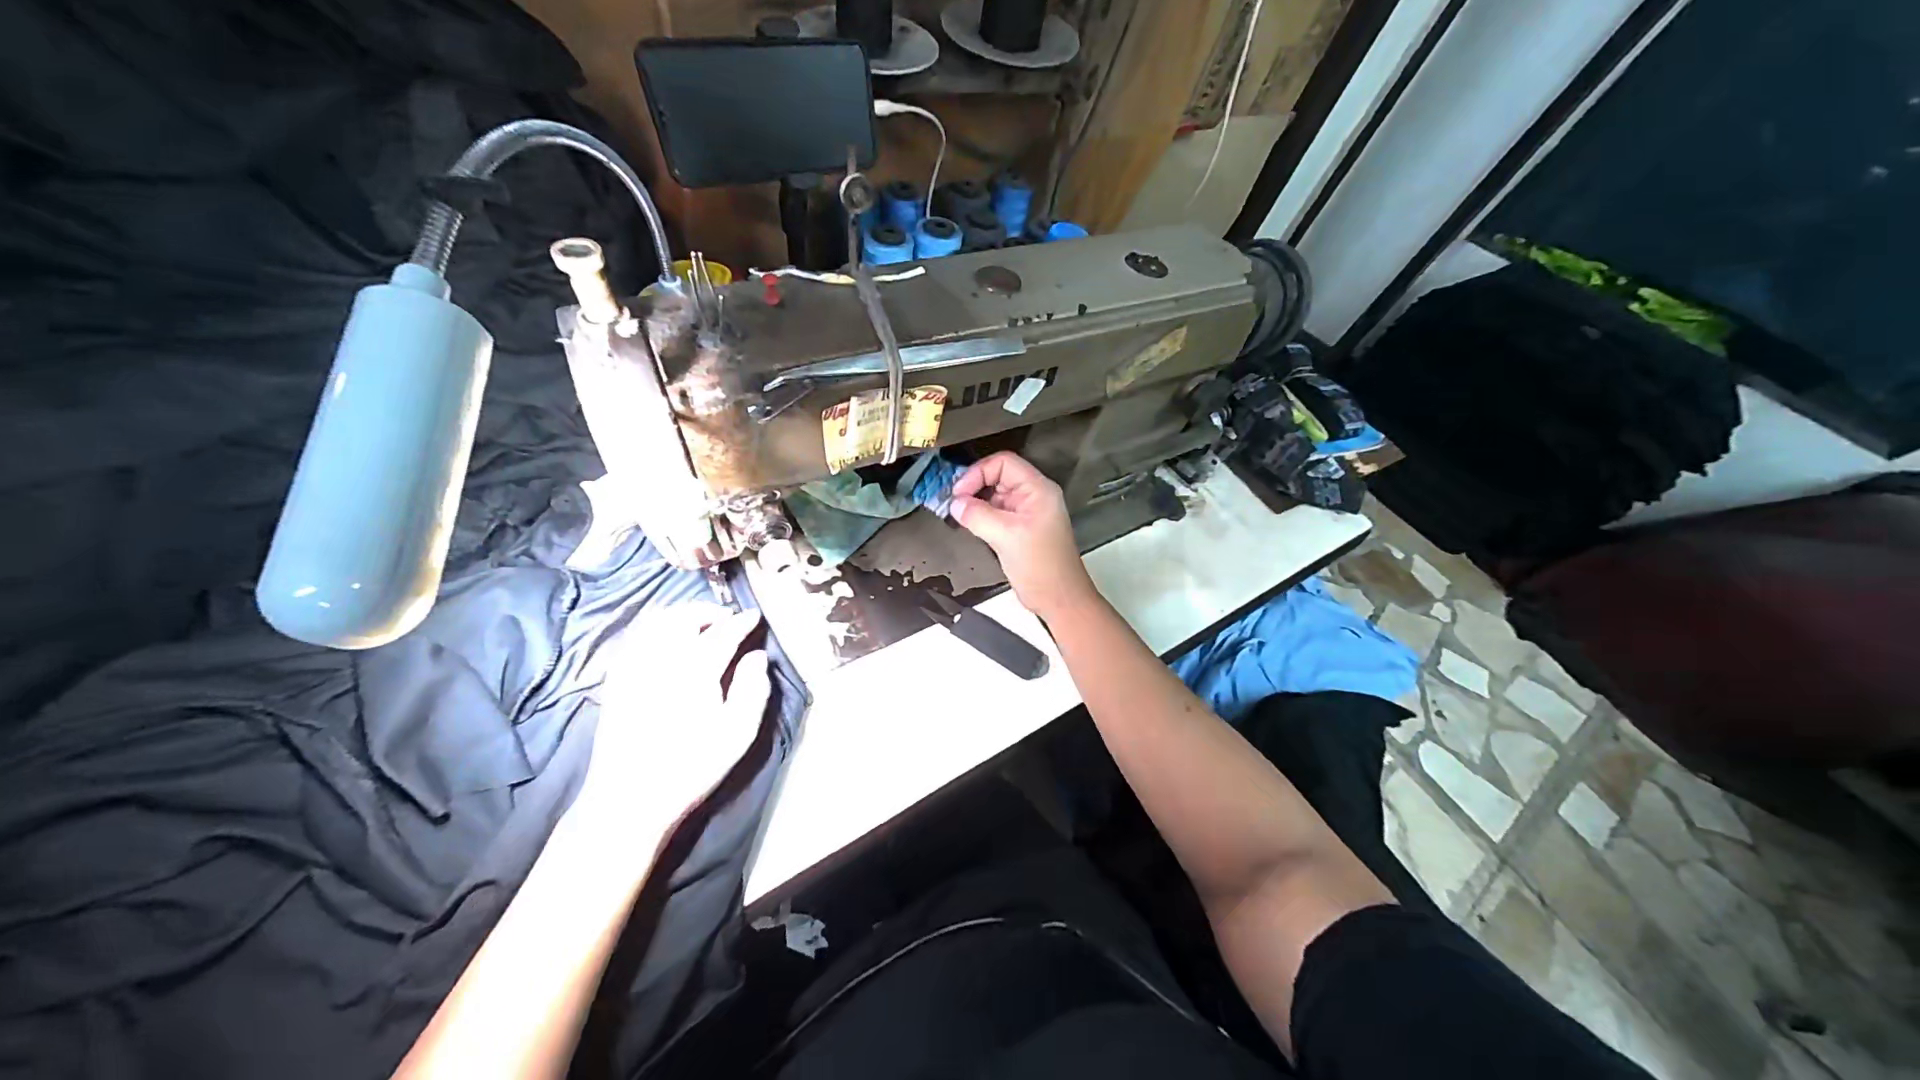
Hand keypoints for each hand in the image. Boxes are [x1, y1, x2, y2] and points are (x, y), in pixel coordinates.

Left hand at [577, 607, 771, 825]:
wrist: (630, 796)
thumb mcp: (738, 733)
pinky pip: (636, 637)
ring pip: (657, 622)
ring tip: (698, 626)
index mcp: (697, 668)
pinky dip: (656, 628)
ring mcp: (634, 665)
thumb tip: (757, 656)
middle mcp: (663, 657)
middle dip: (710, 612)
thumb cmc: (692, 766)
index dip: (742, 622)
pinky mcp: (616, 678)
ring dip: (682, 615)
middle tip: (727, 620)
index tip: (754, 617)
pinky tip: (665, 641)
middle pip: (686, 616)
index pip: (724, 632)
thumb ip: (753, 688)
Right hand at [949, 451, 1099, 619]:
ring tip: (959, 514)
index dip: (978, 472)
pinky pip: (996, 512)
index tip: (960, 491)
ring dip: (975, 502)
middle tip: (955, 502)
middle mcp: (1034, 497)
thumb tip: (956, 503)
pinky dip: (980, 515)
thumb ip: (978, 515)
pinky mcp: (1019, 529)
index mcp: (1038, 490)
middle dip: (974, 486)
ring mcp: (1027, 513)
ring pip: (994, 495)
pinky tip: (969, 524)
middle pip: (997, 476)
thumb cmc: (1045, 568)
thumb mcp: (1006, 536)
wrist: (1058, 598)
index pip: (1003, 463)